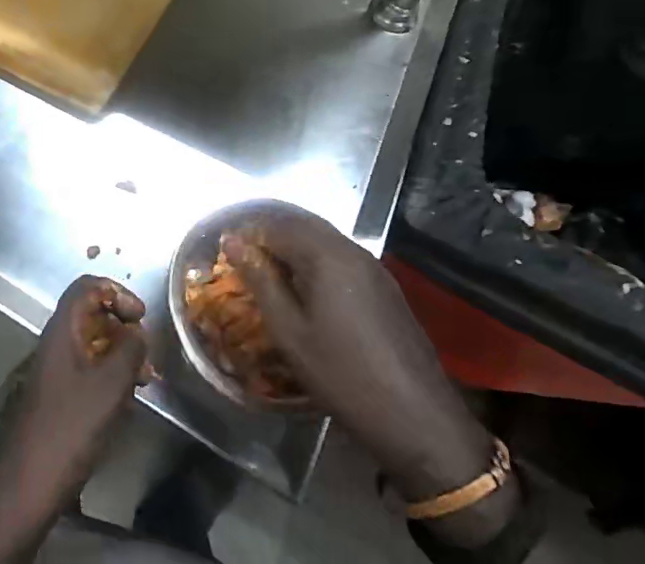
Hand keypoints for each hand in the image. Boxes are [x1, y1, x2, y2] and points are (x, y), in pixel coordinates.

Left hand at [0, 275, 153, 510]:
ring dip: (119, 353)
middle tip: (145, 351)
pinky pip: (88, 369)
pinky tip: (126, 399)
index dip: (116, 292)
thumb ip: (129, 350)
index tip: (139, 316)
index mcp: (62, 331)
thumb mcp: (110, 385)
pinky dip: (109, 375)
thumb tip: (137, 332)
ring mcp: (55, 369)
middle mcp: (56, 343)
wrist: (29, 481)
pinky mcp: (58, 394)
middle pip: (90, 314)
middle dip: (122, 326)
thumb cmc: (71, 427)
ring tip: (143, 379)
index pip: (87, 287)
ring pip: (92, 344)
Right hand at [225, 215, 491, 501]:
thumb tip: (233, 242)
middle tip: (247, 266)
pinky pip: (343, 260)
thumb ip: (260, 280)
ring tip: (272, 280)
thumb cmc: (342, 374)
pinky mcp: (387, 287)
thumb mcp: (289, 331)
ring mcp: (375, 268)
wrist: (417, 418)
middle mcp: (352, 251)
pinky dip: (318, 265)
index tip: (226, 258)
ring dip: (295, 252)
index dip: (248, 238)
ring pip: (324, 242)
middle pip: (303, 228)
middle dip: (271, 241)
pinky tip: (309, 294)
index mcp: (326, 255)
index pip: (276, 227)